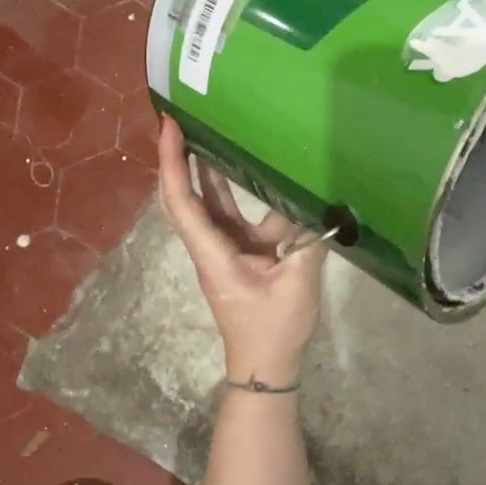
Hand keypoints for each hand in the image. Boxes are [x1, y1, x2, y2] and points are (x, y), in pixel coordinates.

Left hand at [157, 115, 328, 385]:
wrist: (266, 365)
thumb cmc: (274, 328)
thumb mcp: (296, 285)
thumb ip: (306, 242)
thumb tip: (317, 207)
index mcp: (213, 253)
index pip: (182, 201)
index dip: (171, 163)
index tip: (168, 126)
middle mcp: (210, 246)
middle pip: (182, 198)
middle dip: (176, 158)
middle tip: (178, 119)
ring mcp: (224, 250)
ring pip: (207, 204)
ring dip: (204, 171)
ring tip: (209, 132)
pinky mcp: (241, 255)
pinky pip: (233, 217)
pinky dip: (237, 193)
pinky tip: (253, 170)